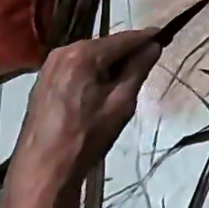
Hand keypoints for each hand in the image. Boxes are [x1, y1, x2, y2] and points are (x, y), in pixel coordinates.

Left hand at [0, 29, 160, 207]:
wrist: (42, 170)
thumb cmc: (86, 136)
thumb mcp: (121, 103)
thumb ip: (138, 69)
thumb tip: (154, 45)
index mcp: (82, 53)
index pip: (123, 38)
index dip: (147, 38)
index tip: (166, 37)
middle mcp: (62, 51)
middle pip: (105, 46)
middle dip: (126, 55)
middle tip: (146, 70)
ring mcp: (49, 66)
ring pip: (90, 58)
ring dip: (109, 67)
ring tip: (124, 87)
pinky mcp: (43, 82)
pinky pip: (76, 69)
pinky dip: (92, 75)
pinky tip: (100, 94)